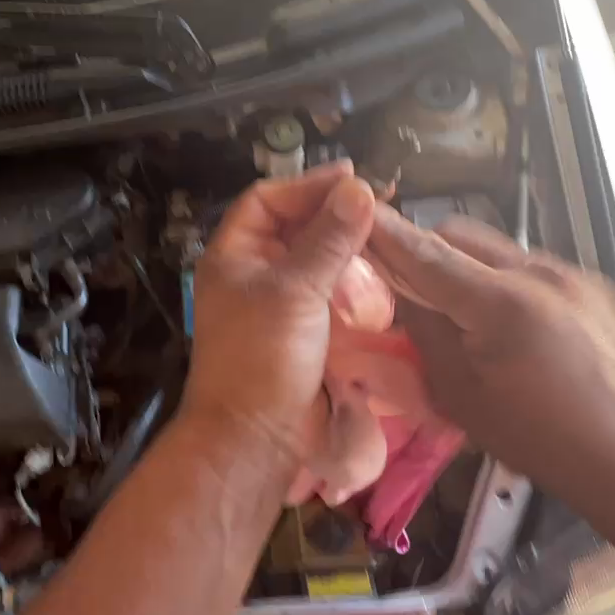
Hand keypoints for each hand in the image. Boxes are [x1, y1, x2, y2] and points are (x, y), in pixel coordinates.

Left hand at [184, 164, 376, 457]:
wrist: (256, 437)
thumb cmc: (263, 354)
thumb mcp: (296, 289)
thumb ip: (329, 239)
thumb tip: (359, 188)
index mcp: (233, 253)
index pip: (267, 200)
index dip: (306, 185)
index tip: (352, 177)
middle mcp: (251, 271)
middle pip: (291, 226)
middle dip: (330, 212)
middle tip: (377, 202)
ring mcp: (275, 301)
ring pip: (310, 257)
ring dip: (342, 243)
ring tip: (381, 231)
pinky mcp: (299, 328)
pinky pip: (324, 289)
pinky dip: (347, 277)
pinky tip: (375, 272)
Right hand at [362, 207, 614, 504]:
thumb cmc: (536, 439)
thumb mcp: (458, 394)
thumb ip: (424, 330)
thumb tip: (398, 289)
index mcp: (501, 303)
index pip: (426, 253)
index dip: (385, 232)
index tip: (353, 213)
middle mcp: (538, 272)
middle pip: (459, 233)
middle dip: (425, 249)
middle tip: (407, 284)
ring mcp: (571, 274)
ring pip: (493, 247)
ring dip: (464, 265)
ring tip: (463, 311)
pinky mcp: (591, 285)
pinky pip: (526, 266)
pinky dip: (500, 280)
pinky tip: (509, 326)